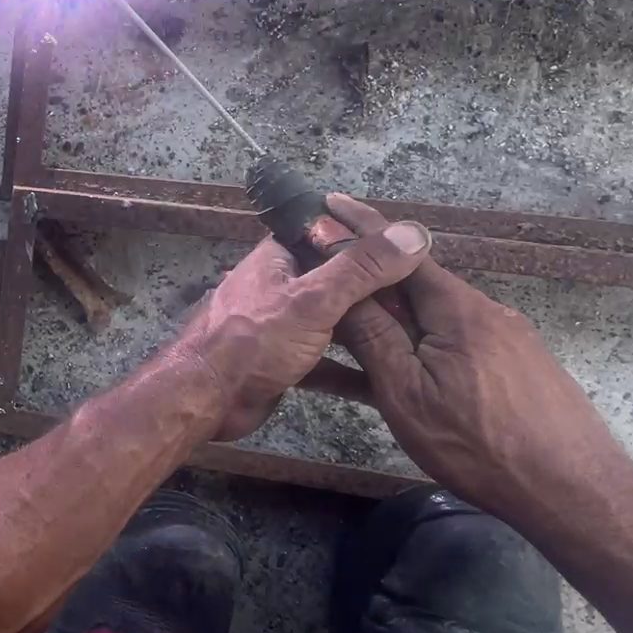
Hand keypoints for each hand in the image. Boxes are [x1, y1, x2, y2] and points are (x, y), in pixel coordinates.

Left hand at [170, 219, 431, 440]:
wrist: (209, 398)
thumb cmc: (253, 341)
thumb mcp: (312, 299)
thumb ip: (359, 269)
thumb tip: (410, 233)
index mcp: (273, 260)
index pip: (321, 234)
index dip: (361, 237)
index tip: (407, 245)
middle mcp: (274, 287)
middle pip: (331, 279)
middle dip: (372, 287)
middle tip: (422, 293)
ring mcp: (277, 325)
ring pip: (330, 320)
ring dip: (367, 326)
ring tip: (417, 330)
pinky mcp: (282, 360)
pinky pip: (324, 358)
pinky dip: (352, 366)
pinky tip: (391, 374)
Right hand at [327, 194, 632, 530]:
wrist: (579, 502)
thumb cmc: (479, 446)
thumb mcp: (405, 393)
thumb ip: (372, 335)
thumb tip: (342, 283)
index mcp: (459, 312)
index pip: (402, 252)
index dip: (362, 225)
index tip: (328, 202)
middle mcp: (488, 314)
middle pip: (416, 281)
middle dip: (370, 275)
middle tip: (324, 276)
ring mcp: (509, 341)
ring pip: (434, 313)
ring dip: (392, 311)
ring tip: (351, 326)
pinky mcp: (519, 367)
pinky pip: (454, 338)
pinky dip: (418, 336)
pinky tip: (400, 364)